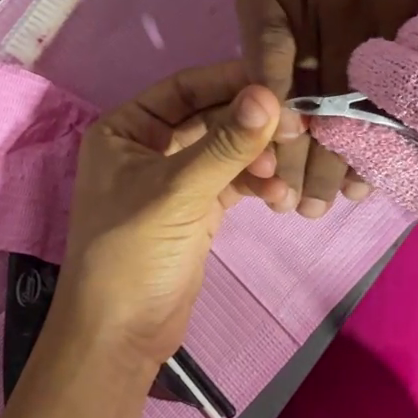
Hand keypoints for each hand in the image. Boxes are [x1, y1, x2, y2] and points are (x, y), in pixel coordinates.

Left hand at [62, 63, 286, 365]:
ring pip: (227, 151)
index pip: (184, 88)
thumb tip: (269, 95)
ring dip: (258, 158)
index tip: (280, 80)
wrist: (120, 336)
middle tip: (297, 128)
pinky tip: (279, 198)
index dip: (230, 82)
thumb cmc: (131, 253)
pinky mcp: (197, 209)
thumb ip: (225, 144)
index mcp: (125, 129)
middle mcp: (149, 146)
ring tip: (285, 173)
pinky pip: (233, 183)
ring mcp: (175, 179)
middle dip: (252, 125)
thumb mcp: (176, 193)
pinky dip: (256, 186)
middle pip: (211, 118)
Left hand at [236, 0, 417, 217]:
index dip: (305, 157)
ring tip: (354, 193)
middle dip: (333, 167)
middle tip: (317, 211)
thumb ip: (267, 45)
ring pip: (387, 104)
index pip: (318, 112)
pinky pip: (411, 77)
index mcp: (330, 29)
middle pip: (353, 118)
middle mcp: (373, 36)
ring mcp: (404, 26)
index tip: (292, 197)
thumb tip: (273, 107)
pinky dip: (397, 112)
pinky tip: (391, 141)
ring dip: (370, 149)